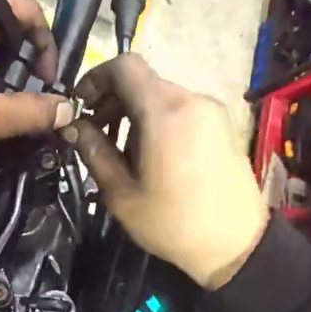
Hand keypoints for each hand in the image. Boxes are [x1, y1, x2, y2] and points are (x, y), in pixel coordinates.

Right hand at [66, 54, 267, 288]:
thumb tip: (75, 126)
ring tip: (121, 150)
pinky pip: (181, 109)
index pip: (124, 66)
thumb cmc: (173, 223)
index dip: (95, 78)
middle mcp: (191, 100)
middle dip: (112, 100)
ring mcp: (211, 111)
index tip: (81, 106)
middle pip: (142, 80)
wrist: (236, 245)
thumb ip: (94, 152)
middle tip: (94, 133)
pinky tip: (150, 154)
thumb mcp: (121, 194)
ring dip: (134, 112)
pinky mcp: (222, 125)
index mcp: (165, 111)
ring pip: (161, 95)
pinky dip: (158, 119)